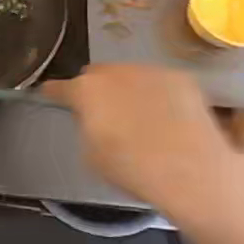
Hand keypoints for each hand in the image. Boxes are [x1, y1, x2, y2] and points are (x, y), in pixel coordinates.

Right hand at [43, 64, 243, 240]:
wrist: (192, 171)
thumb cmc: (132, 168)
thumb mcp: (91, 153)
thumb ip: (86, 127)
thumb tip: (93, 119)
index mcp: (86, 90)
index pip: (59, 87)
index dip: (54, 93)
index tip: (51, 97)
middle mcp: (115, 72)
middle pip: (96, 75)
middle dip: (95, 89)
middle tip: (104, 113)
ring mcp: (150, 71)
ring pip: (129, 75)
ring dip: (127, 89)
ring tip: (139, 116)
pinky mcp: (182, 79)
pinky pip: (158, 82)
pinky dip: (156, 94)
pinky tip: (166, 117)